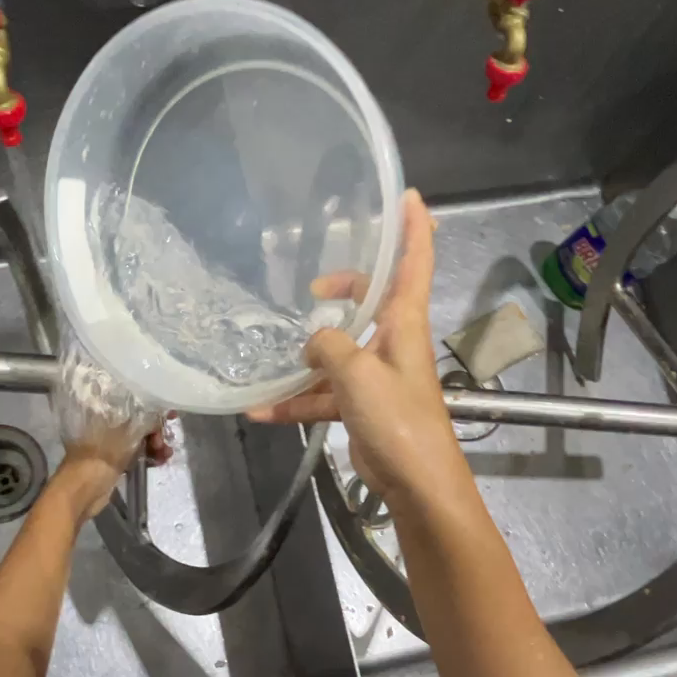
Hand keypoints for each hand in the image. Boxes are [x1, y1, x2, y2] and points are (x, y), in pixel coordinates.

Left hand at [54, 417, 172, 520]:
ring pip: (139, 441)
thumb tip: (160, 414)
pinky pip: (137, 456)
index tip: (169, 415)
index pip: (133, 407)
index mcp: (104, 416)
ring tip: (166, 454)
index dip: (152, 410)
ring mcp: (112, 447)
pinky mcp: (116, 464)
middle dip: (155, 431)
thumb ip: (143, 424)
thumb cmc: (97, 460)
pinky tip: (161, 460)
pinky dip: (149, 457)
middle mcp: (108, 428)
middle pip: (138, 424)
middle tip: (164, 441)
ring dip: (155, 446)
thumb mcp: (124, 438)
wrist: (80, 494)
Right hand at [247, 189, 471, 512]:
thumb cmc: (397, 418)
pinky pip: (323, 395)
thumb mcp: (358, 373)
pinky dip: (296, 401)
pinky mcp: (361, 408)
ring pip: (338, 353)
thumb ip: (329, 347)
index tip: (409, 195)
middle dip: (344, 288)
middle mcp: (393, 343)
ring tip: (271, 357)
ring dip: (307, 357)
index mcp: (405, 323)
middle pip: (370, 302)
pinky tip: (261, 410)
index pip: (415, 262)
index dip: (415, 227)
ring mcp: (376, 377)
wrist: (416, 481)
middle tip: (312, 286)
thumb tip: (312, 343)